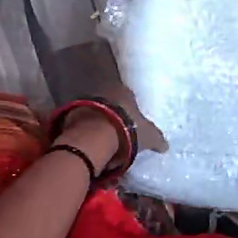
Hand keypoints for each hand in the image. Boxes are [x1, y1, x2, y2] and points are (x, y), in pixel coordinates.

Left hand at [52, 81, 166, 174]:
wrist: (96, 133)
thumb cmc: (127, 129)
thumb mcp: (148, 136)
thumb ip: (157, 139)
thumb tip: (165, 146)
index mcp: (125, 92)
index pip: (130, 98)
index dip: (131, 111)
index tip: (131, 124)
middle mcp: (106, 90)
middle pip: (110, 103)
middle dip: (113, 116)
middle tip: (116, 133)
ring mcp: (87, 100)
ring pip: (95, 110)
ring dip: (98, 121)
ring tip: (101, 140)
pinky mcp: (72, 111)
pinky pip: (82, 120)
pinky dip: (85, 128)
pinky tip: (89, 141)